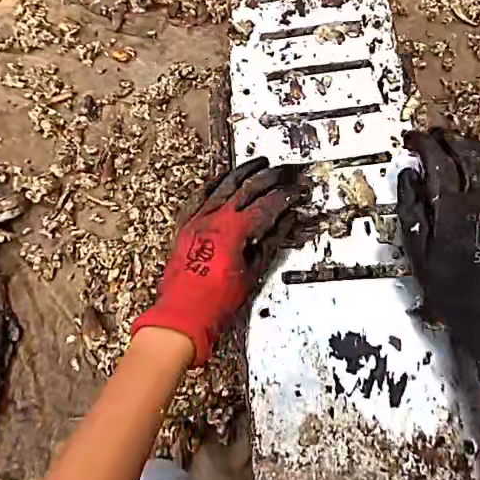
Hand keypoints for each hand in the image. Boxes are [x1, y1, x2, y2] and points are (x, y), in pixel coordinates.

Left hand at [131, 157, 304, 366]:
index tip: (297, 191)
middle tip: (284, 172)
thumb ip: (269, 245)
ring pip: (223, 186)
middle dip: (269, 177)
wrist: (182, 315)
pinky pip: (200, 196)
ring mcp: (197, 220)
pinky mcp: (186, 226)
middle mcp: (214, 218)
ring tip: (258, 164)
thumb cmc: (215, 302)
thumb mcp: (252, 274)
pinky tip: (220, 180)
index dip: (285, 196)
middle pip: (246, 187)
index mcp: (234, 230)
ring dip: (243, 173)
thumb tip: (284, 225)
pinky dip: (213, 185)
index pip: (266, 204)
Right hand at [396, 129, 479, 389]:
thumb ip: (411, 205)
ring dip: (471, 146)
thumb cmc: (444, 280)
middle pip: (467, 155)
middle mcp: (478, 201)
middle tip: (432, 134)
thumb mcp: (415, 246)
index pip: (439, 162)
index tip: (412, 137)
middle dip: (448, 139)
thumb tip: (409, 174)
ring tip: (455, 140)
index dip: (424, 144)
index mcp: (452, 207)